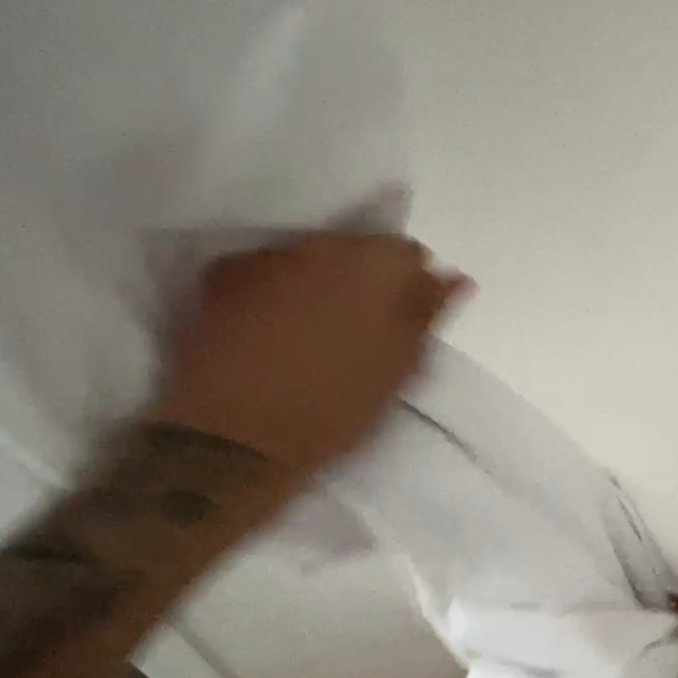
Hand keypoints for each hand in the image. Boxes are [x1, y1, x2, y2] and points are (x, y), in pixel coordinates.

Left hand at [149, 232, 469, 480]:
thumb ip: (427, 312)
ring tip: (315, 331)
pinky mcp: (222, 275)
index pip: (409, 253)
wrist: (239, 433)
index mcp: (376, 263)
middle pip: (356, 248)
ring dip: (319, 282)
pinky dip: (274, 289)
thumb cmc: (339, 403)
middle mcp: (321, 244)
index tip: (406, 321)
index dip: (412, 286)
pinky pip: (265, 271)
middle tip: (363, 329)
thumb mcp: (401, 364)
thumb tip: (455, 276)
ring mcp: (268, 256)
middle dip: (365, 279)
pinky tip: (271, 328)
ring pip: (310, 258)